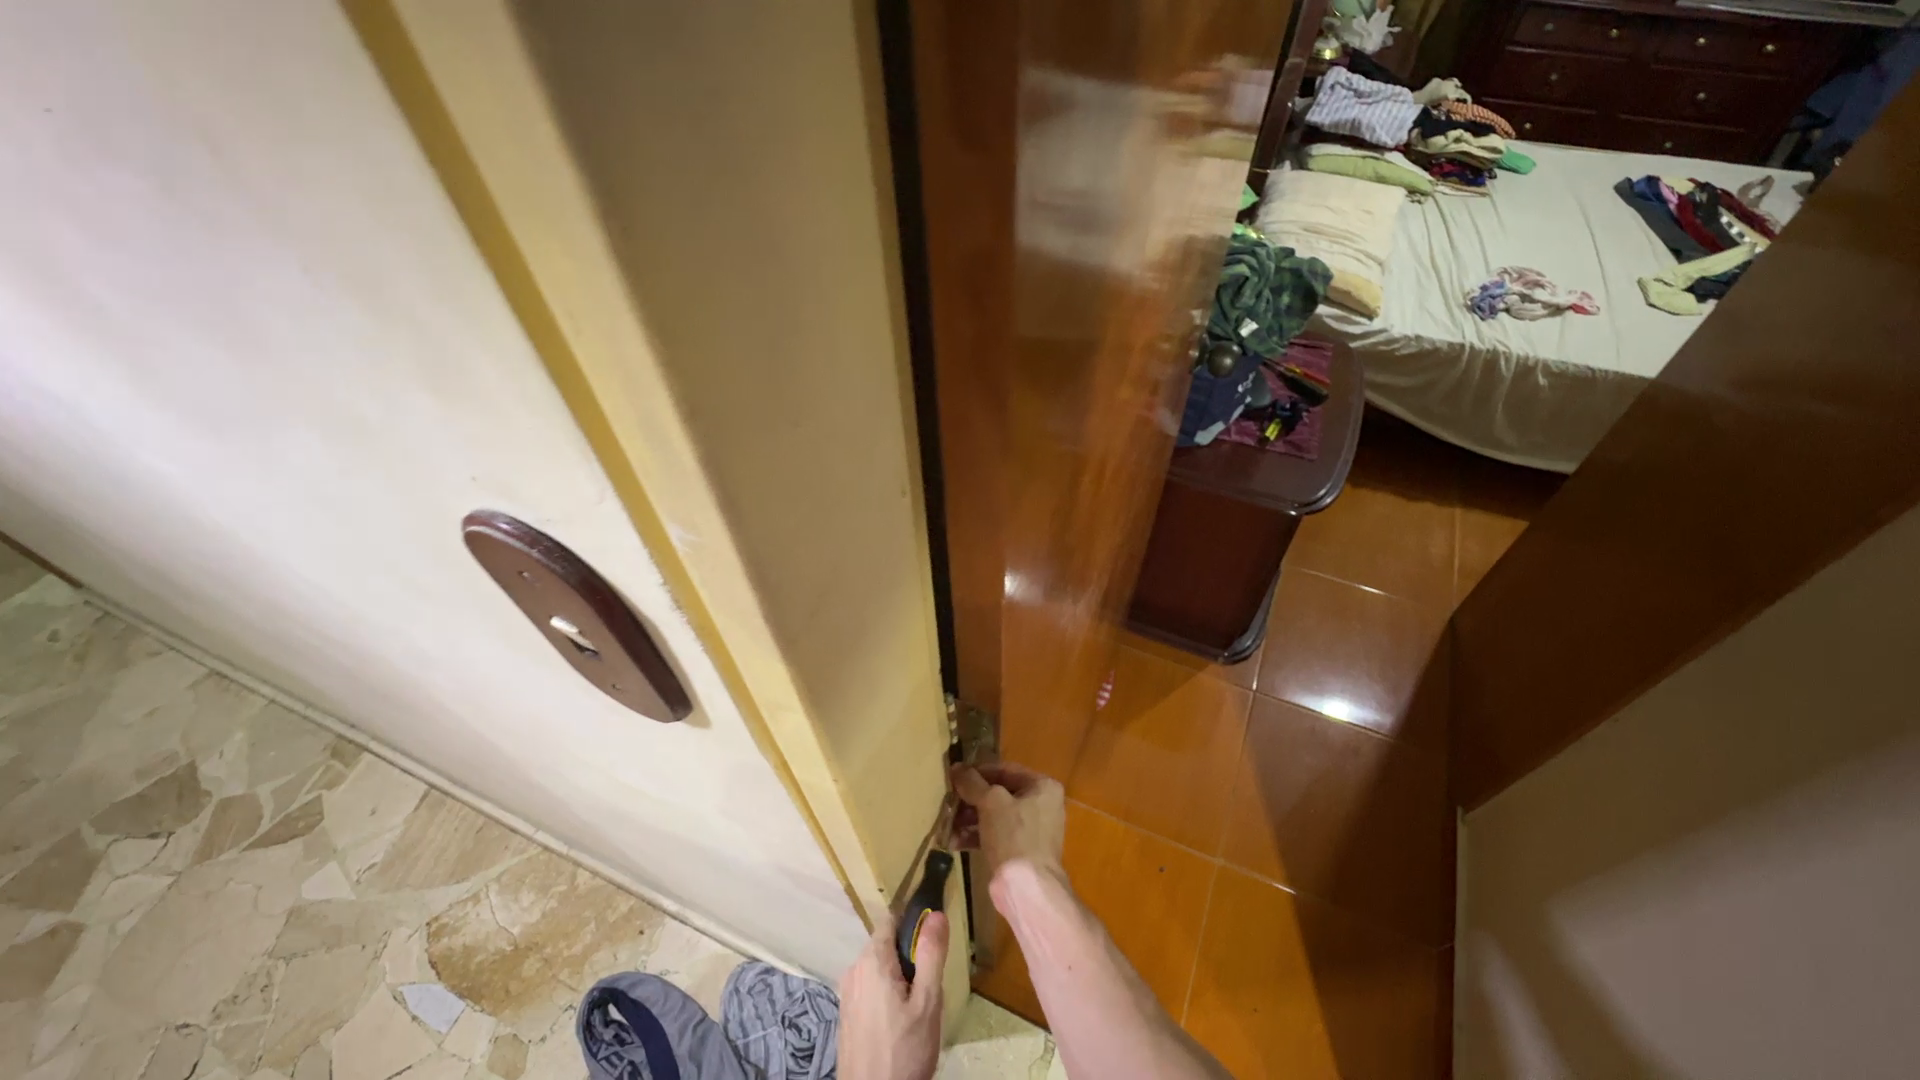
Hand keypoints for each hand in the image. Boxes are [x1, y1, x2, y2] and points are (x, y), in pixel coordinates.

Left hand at [837, 910, 946, 1079]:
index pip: (891, 919)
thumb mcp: (928, 1002)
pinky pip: (869, 988)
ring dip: (899, 978)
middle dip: (910, 957)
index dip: (914, 922)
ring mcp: (847, 993)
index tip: (934, 940)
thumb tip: (936, 914)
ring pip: (879, 968)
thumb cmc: (904, 1050)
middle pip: (885, 945)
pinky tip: (899, 1024)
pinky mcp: (846, 1013)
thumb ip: (931, 955)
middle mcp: (853, 970)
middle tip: (930, 987)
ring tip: (917, 1009)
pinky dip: (886, 995)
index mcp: (871, 960)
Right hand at [949, 763, 1065, 881]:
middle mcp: (1041, 805)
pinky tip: (954, 842)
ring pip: (994, 816)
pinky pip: (994, 835)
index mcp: (1043, 787)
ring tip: (947, 823)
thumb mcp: (991, 802)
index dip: (978, 772)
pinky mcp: (1019, 851)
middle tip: (948, 801)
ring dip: (969, 819)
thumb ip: (972, 783)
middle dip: (971, 799)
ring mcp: (1031, 830)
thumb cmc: (1014, 836)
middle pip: (999, 793)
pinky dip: (975, 836)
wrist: (1027, 888)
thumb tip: (957, 767)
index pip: (1006, 770)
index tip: (955, 776)